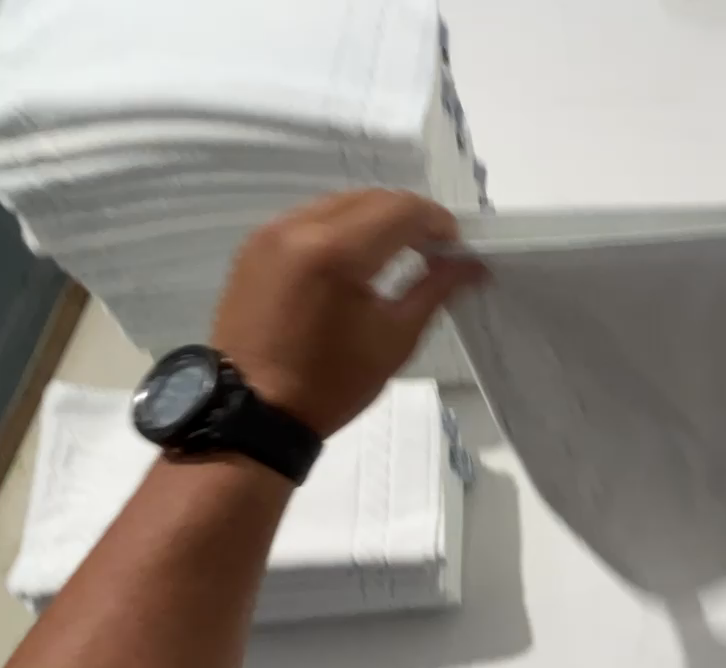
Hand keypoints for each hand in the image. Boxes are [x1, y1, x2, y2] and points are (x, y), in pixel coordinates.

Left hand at [210, 189, 483, 434]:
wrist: (254, 409)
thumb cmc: (333, 384)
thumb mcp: (395, 339)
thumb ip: (435, 289)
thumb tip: (471, 263)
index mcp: (337, 253)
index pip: (402, 210)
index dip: (438, 222)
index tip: (457, 247)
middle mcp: (300, 227)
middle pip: (371, 198)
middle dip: (409, 218)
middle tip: (434, 251)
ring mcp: (272, 231)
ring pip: (340, 203)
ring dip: (376, 221)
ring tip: (399, 255)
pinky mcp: (256, 244)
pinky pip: (311, 219)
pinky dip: (344, 230)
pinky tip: (357, 262)